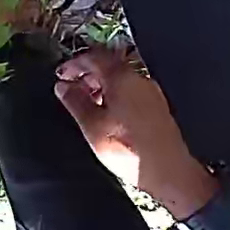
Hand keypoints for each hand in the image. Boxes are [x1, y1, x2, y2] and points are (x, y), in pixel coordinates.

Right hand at [54, 47, 217, 217]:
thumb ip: (75, 100)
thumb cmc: (130, 150)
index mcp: (122, 79)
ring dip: (98, 83)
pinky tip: (103, 111)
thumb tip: (63, 86)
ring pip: (119, 77)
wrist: (168, 171)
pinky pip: (129, 89)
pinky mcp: (155, 106)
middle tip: (69, 86)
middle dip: (86, 72)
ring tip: (84, 100)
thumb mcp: (91, 125)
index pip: (94, 57)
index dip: (74, 63)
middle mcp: (139, 81)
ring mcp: (150, 93)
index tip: (61, 74)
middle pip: (108, 64)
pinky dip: (112, 93)